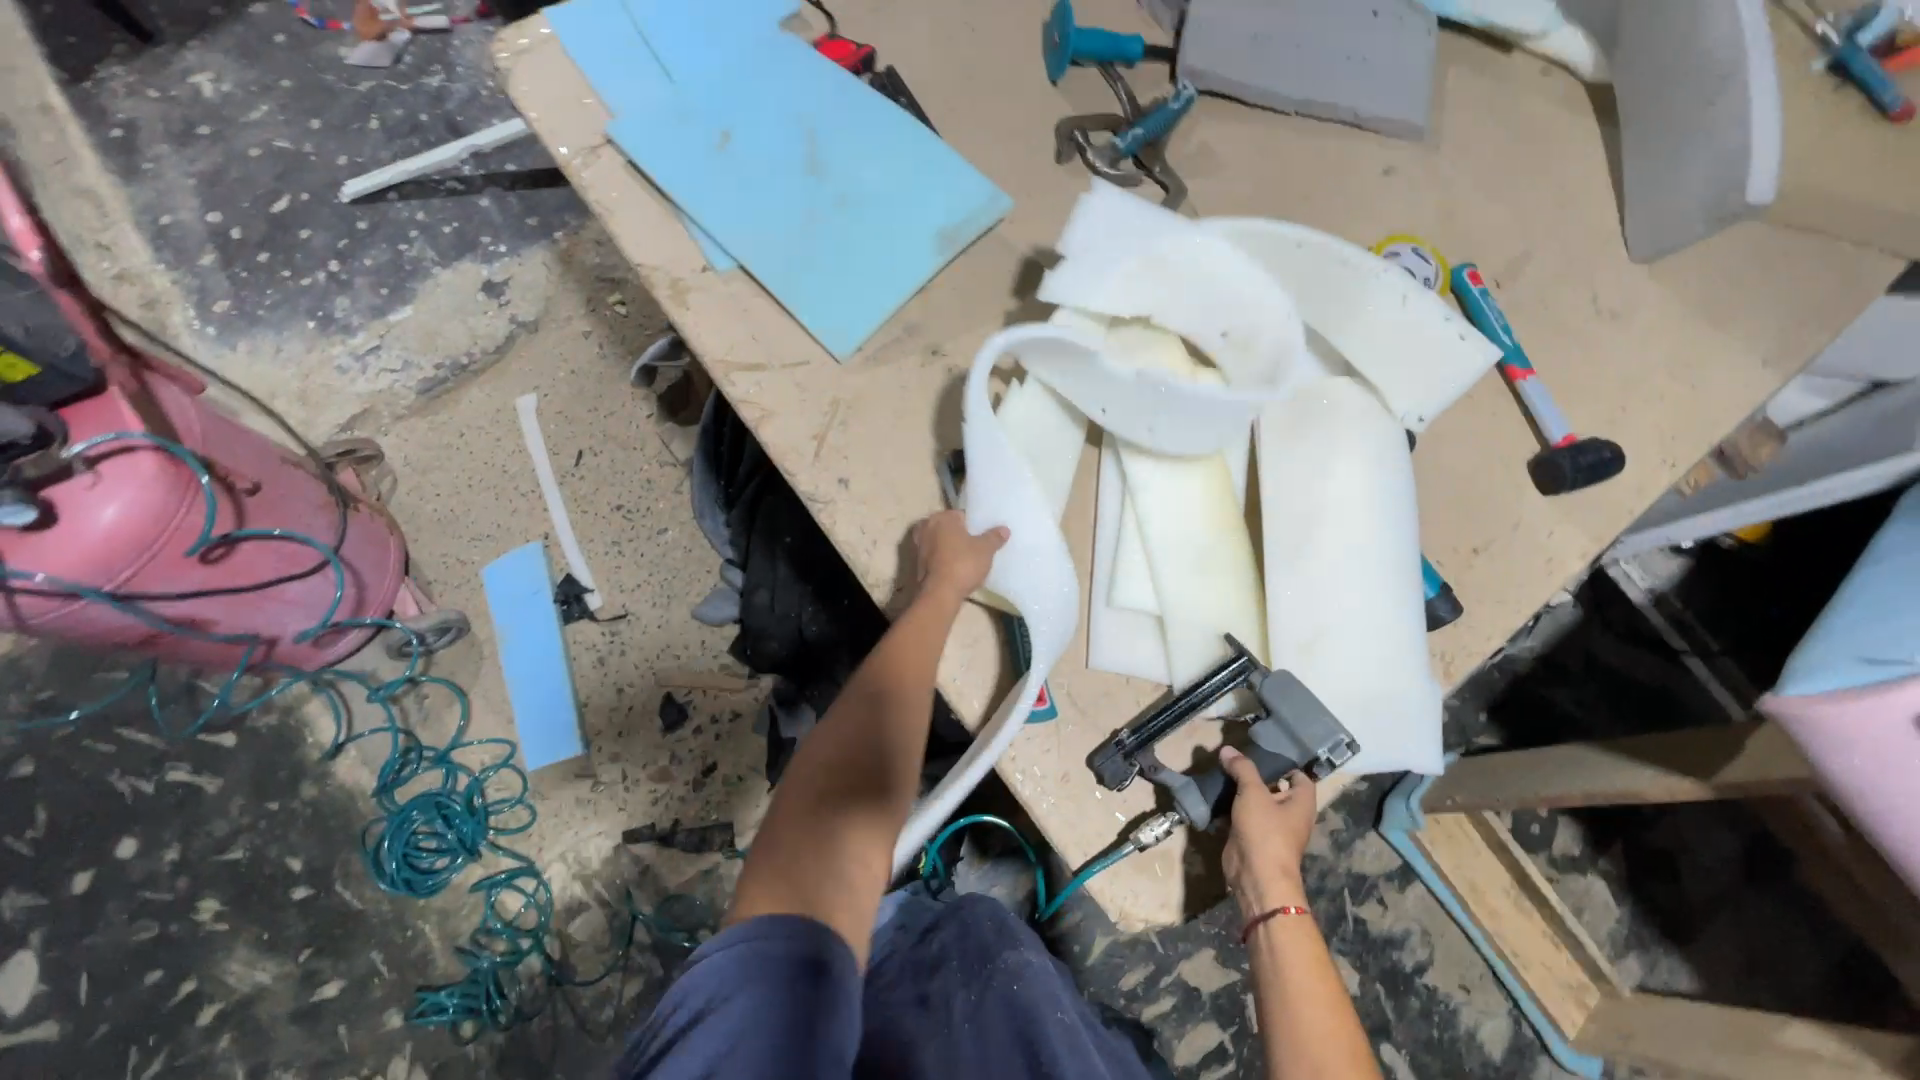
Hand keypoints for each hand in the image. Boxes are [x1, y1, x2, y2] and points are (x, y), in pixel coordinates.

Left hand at [911, 510, 1008, 604]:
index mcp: (941, 518)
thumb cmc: (963, 564)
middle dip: (961, 535)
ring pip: (941, 542)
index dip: (974, 525)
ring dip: (951, 548)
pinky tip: (956, 568)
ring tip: (968, 558)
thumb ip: (994, 537)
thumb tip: (1004, 529)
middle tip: (977, 546)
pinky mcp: (917, 563)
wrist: (940, 593)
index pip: (961, 515)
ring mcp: (919, 546)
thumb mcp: (986, 549)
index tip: (983, 535)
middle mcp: (926, 527)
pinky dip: (944, 559)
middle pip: (949, 528)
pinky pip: (935, 556)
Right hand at [1219, 747, 1316, 917]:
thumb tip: (1228, 749)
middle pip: (1273, 786)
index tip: (1262, 750)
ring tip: (1219, 770)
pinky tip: (1212, 794)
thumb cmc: (1265, 831)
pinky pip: (1240, 816)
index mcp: (1301, 802)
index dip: (1284, 763)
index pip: (1299, 776)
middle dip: (1254, 774)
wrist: (1256, 875)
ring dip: (1238, 790)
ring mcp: (1269, 827)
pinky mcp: (1250, 836)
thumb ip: (1242, 769)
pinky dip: (1228, 807)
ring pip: (1254, 801)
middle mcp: (1289, 814)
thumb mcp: (1253, 793)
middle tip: (1233, 757)